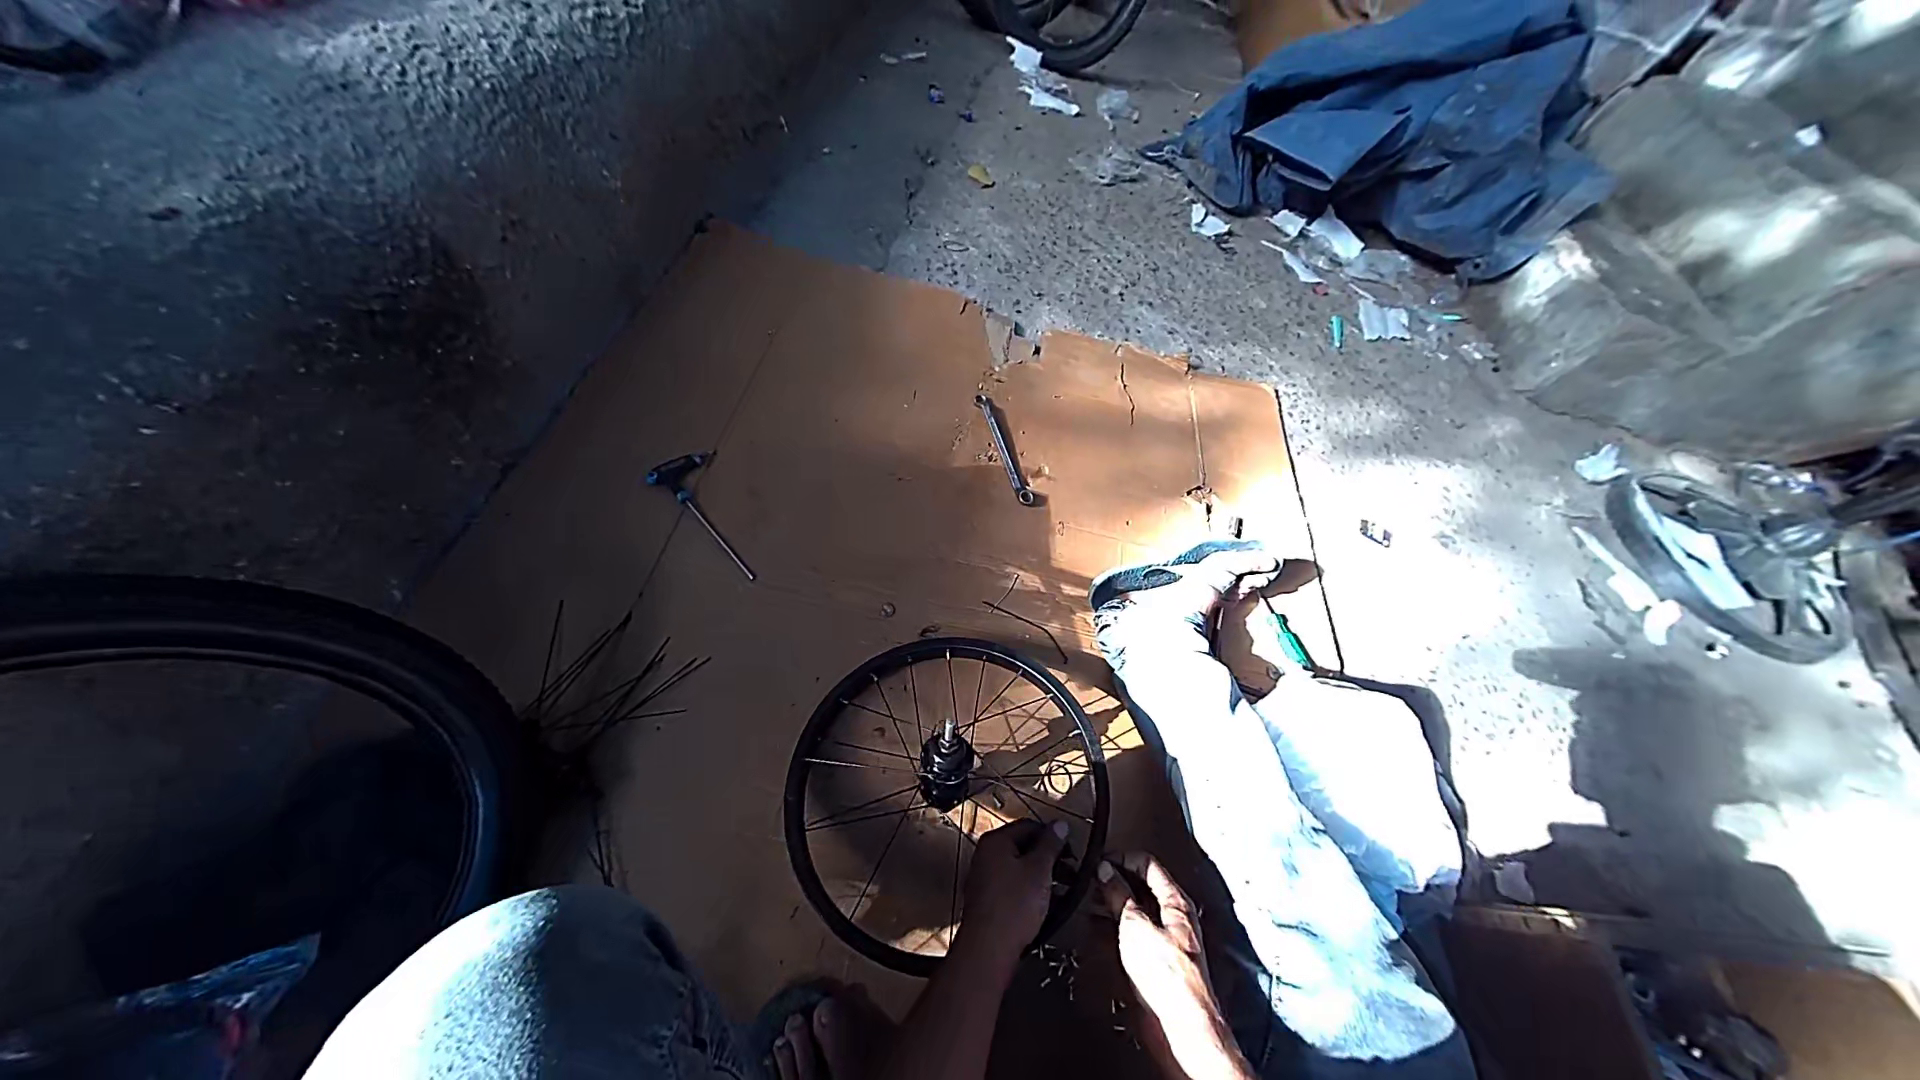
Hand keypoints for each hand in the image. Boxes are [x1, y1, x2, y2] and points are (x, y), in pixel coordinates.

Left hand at [958, 819, 1066, 962]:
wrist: (988, 949)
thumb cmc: (1014, 905)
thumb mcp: (1039, 870)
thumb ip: (1050, 845)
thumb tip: (1059, 825)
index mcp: (996, 841)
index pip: (1029, 825)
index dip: (1053, 836)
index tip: (1071, 852)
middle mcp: (986, 854)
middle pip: (1023, 846)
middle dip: (1050, 858)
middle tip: (1070, 872)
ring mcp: (985, 877)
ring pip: (1020, 868)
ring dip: (1043, 875)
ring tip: (1064, 890)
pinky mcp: (988, 900)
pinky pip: (1013, 886)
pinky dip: (1031, 890)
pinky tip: (1048, 905)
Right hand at [1099, 852, 1254, 1079]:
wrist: (1181, 1027)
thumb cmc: (1170, 979)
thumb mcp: (1135, 925)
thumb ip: (1119, 894)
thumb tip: (1107, 871)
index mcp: (1175, 902)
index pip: (1147, 863)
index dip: (1121, 858)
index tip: (1100, 861)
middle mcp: (1173, 917)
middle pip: (1140, 886)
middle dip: (1114, 880)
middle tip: (1092, 880)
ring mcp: (1164, 938)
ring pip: (1134, 909)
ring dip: (1111, 903)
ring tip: (1089, 900)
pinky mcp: (1155, 959)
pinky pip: (1131, 932)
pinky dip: (1113, 926)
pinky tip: (1097, 928)